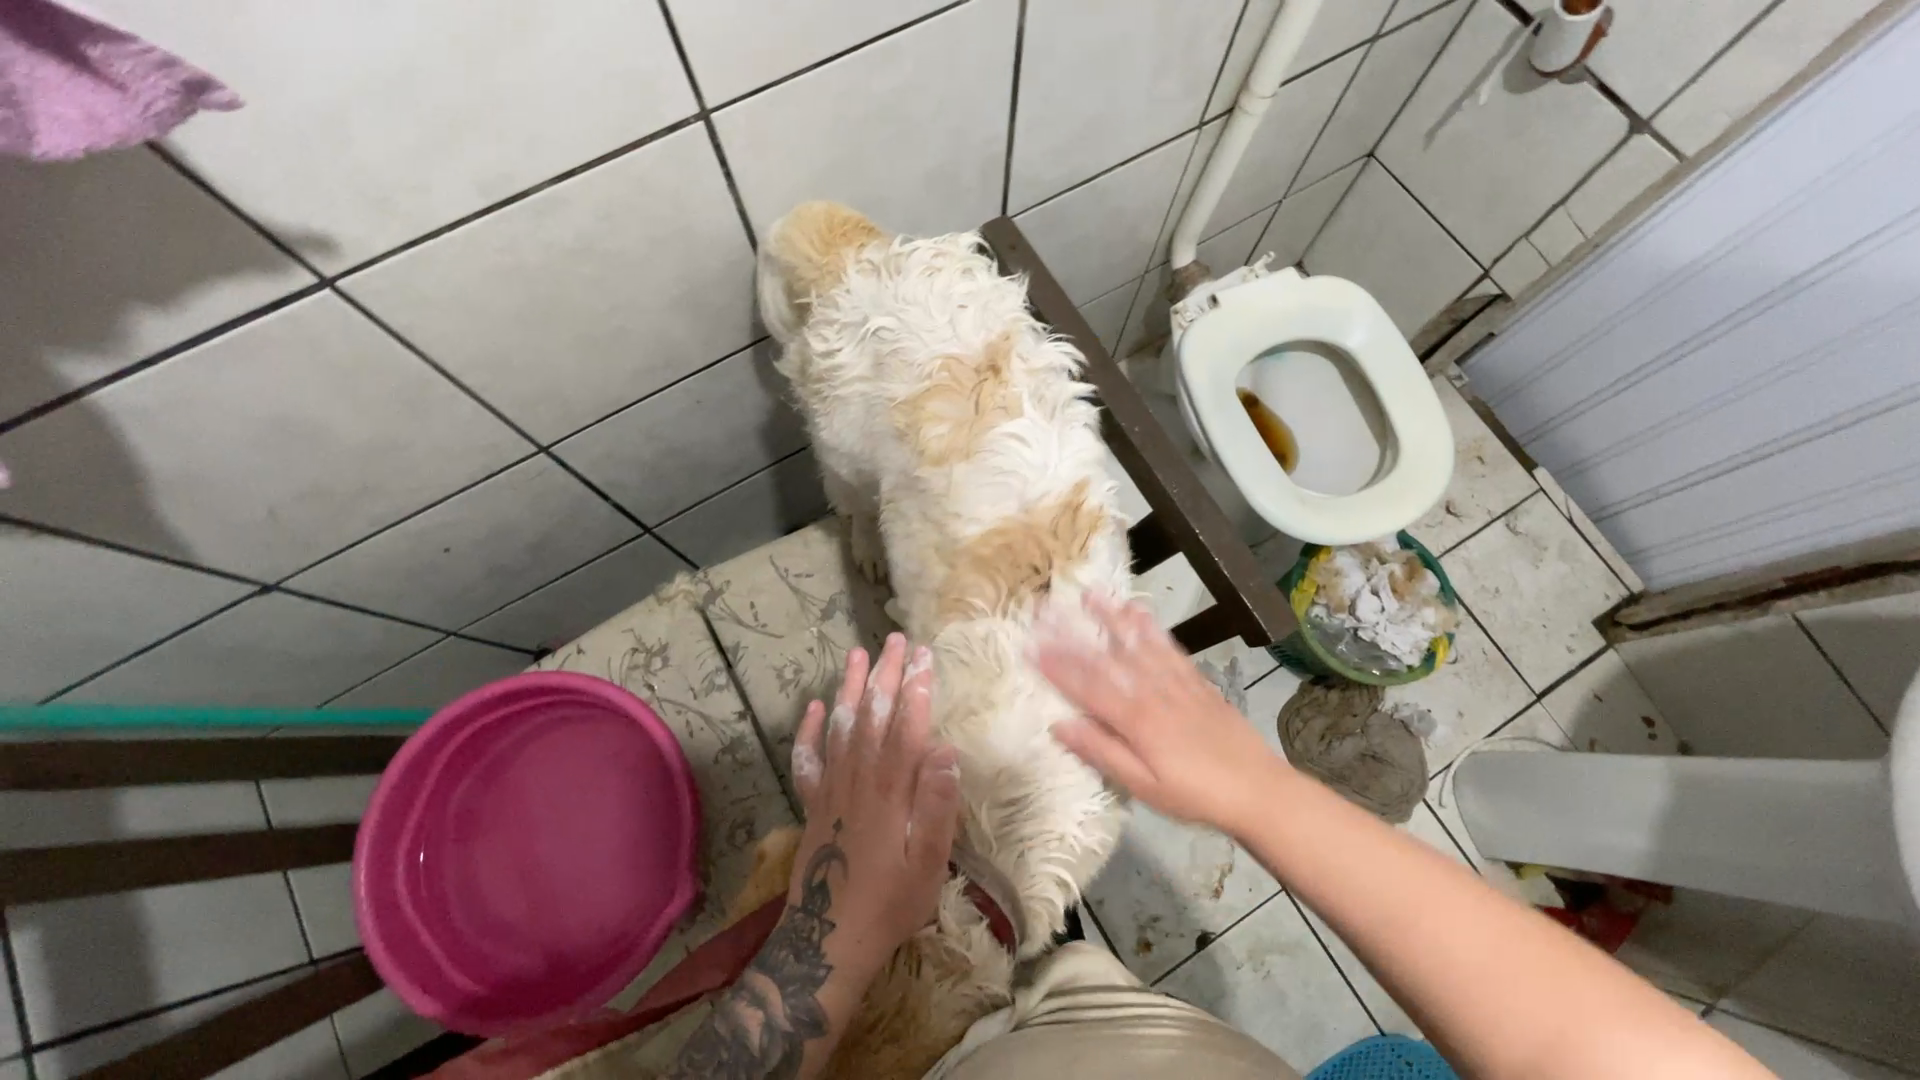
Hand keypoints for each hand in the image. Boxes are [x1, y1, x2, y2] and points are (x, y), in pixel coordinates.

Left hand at [786, 632, 961, 977]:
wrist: (828, 939)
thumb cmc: (891, 902)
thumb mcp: (929, 862)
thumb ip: (937, 804)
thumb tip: (946, 748)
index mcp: (892, 790)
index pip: (907, 726)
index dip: (917, 688)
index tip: (926, 655)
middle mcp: (859, 779)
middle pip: (873, 715)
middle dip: (886, 675)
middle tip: (897, 640)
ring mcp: (831, 788)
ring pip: (840, 726)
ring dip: (849, 688)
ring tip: (858, 654)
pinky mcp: (813, 804)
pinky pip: (807, 758)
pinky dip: (808, 729)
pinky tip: (813, 706)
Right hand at [1032, 593, 1289, 830]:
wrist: (1259, 789)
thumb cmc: (1195, 795)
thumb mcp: (1144, 785)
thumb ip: (1102, 752)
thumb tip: (1059, 724)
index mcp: (1136, 720)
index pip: (1087, 686)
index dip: (1056, 665)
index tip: (1029, 645)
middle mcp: (1154, 692)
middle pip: (1107, 657)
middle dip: (1074, 633)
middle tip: (1047, 610)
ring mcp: (1177, 683)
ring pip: (1138, 644)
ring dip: (1111, 619)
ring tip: (1090, 595)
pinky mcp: (1197, 682)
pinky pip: (1169, 648)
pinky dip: (1151, 629)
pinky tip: (1138, 614)